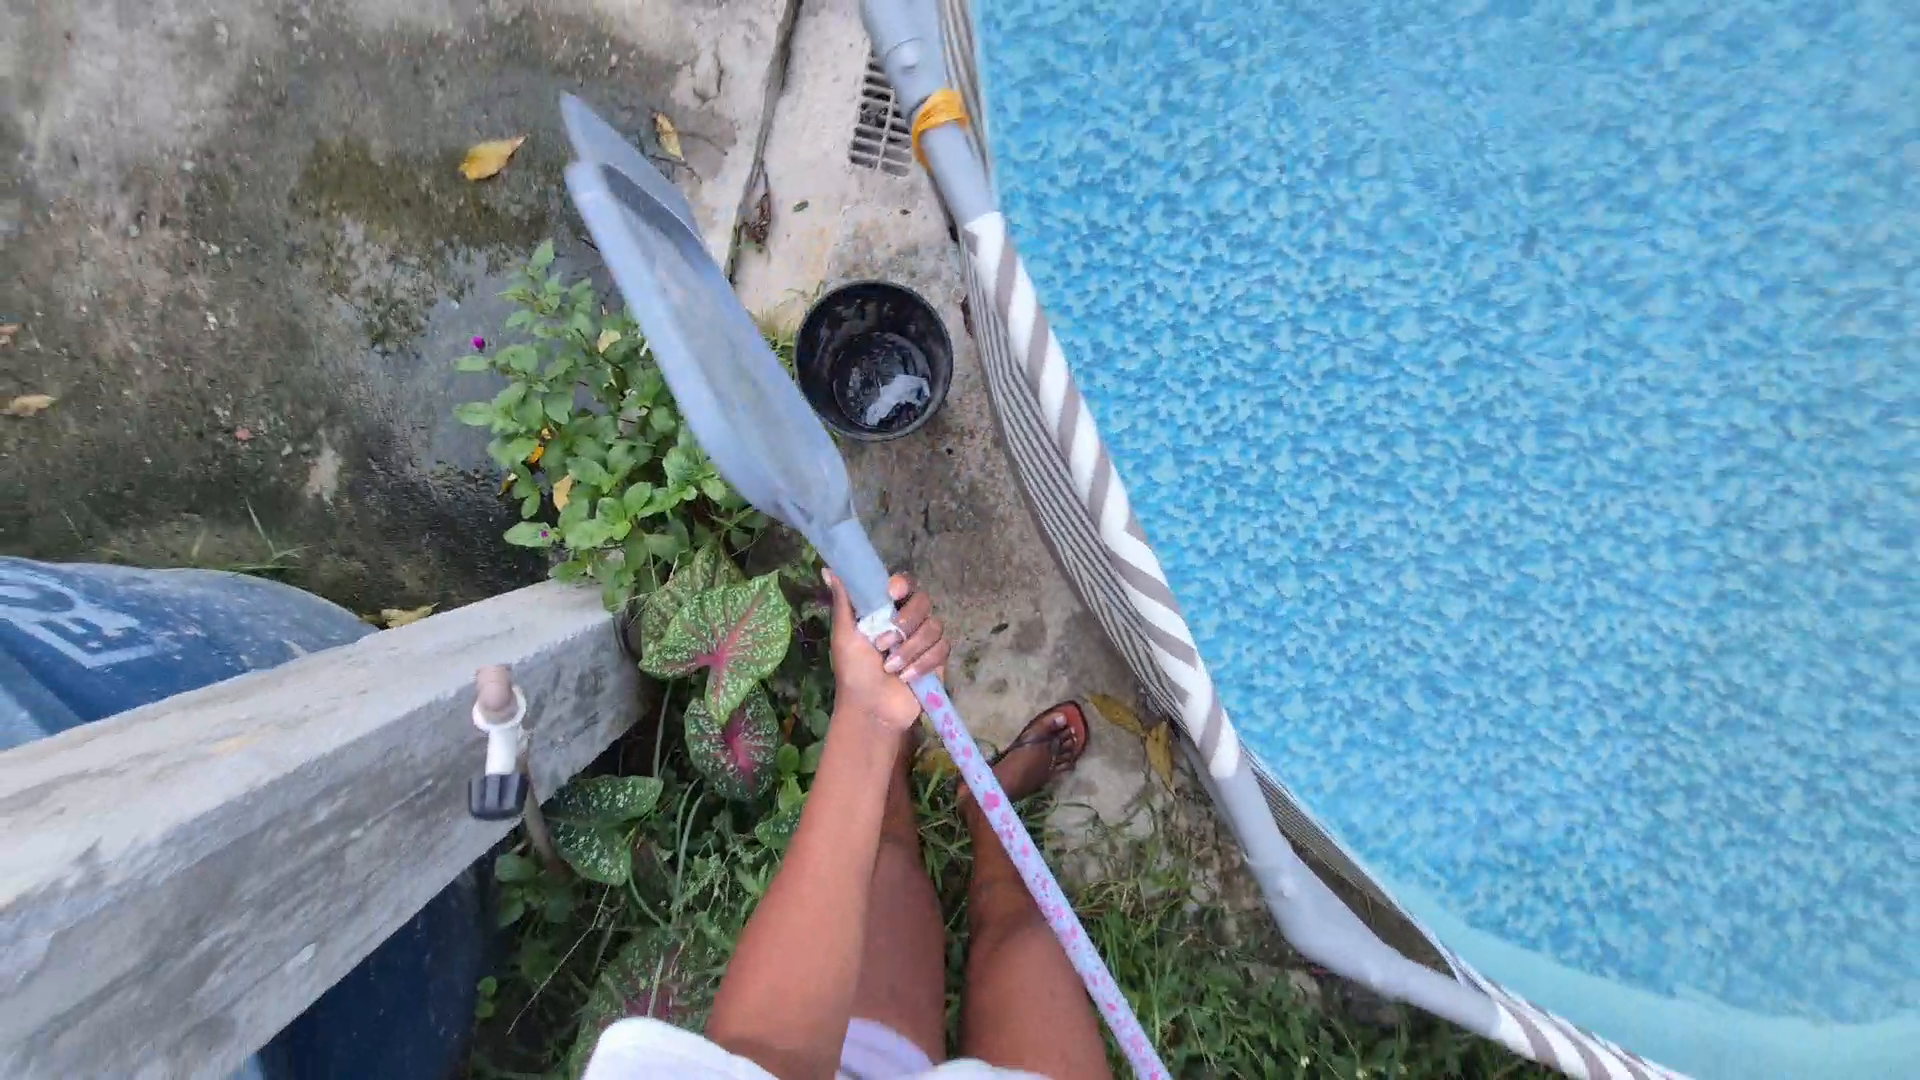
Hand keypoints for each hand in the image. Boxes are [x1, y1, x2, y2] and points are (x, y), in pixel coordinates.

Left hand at [825, 570, 948, 732]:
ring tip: (891, 667)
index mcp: (887, 610)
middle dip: (905, 623)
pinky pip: (942, 649)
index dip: (902, 584)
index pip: (905, 583)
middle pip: (924, 601)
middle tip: (883, 643)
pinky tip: (907, 677)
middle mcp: (909, 620)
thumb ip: (844, 602)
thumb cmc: (854, 672)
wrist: (871, 708)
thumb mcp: (845, 636)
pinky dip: (923, 663)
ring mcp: (925, 639)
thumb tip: (828, 570)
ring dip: (910, 649)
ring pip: (934, 627)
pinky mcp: (938, 659)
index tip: (892, 594)